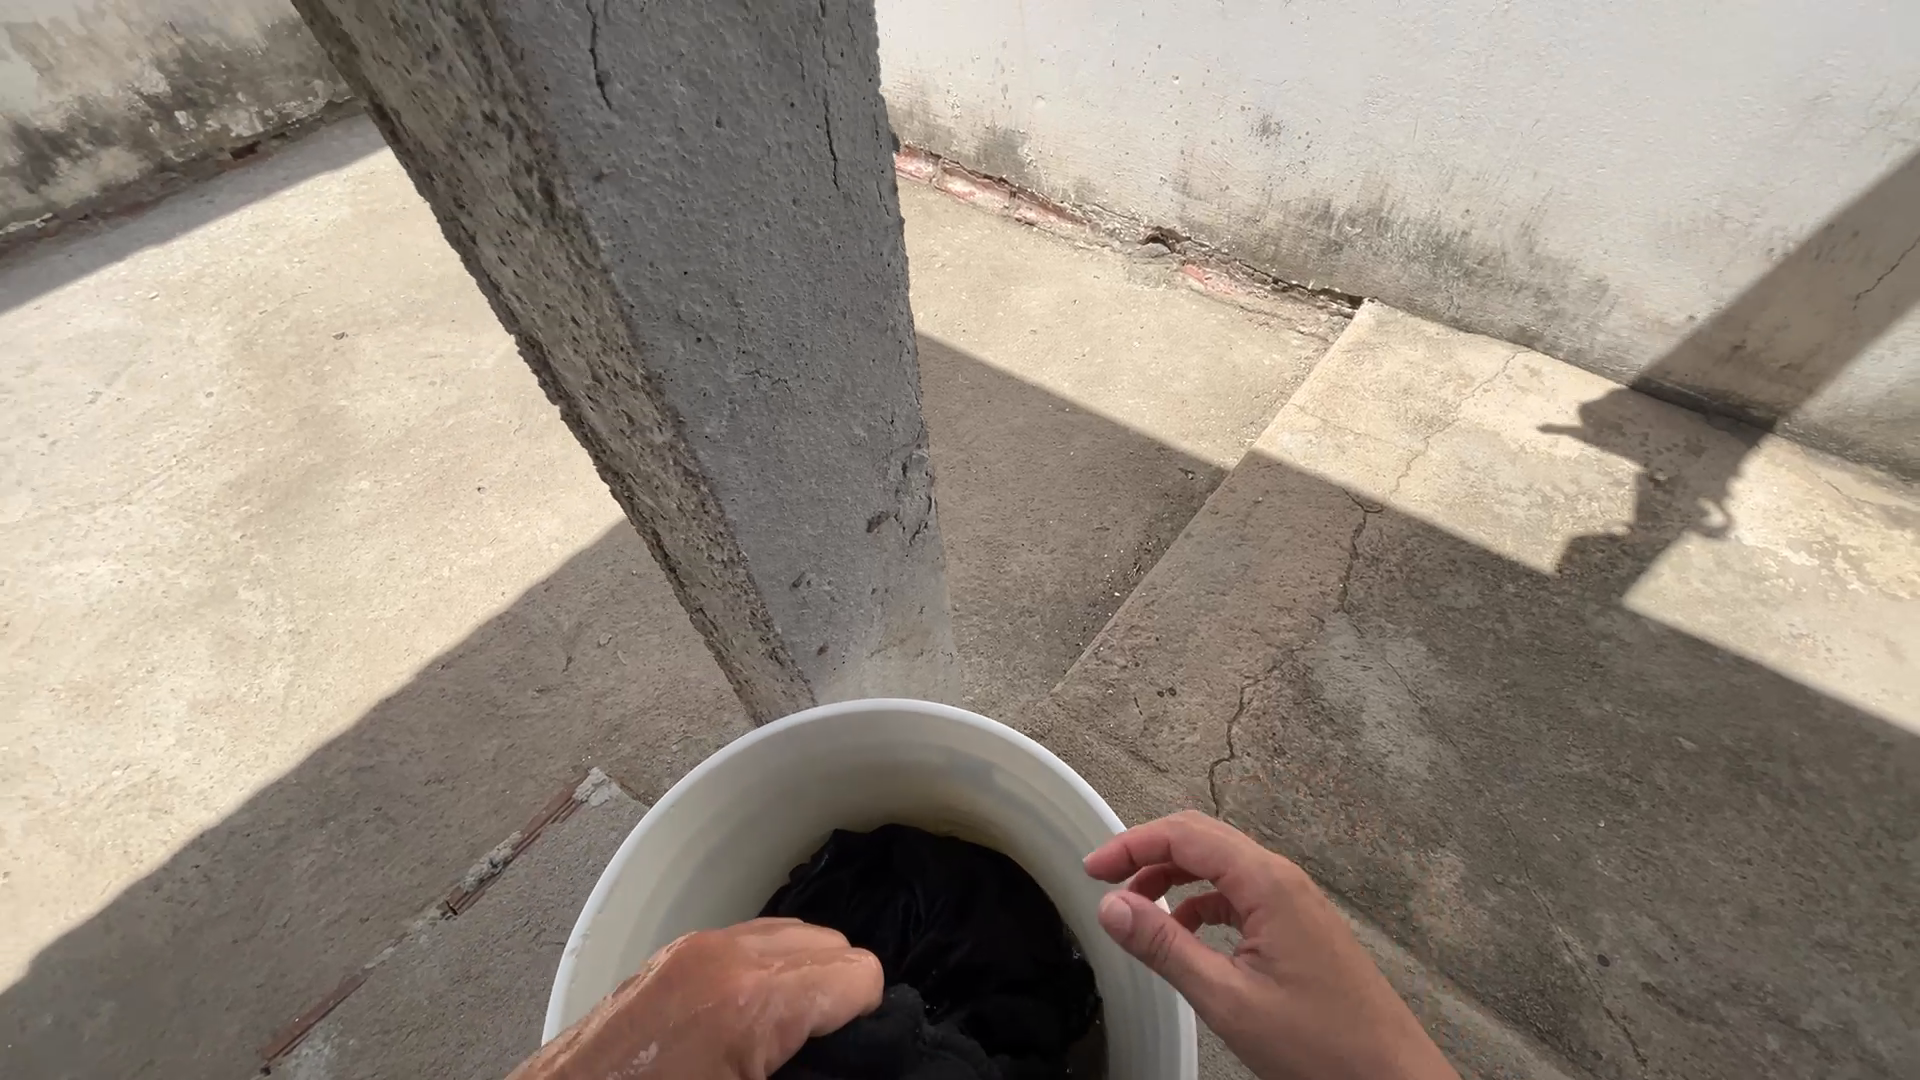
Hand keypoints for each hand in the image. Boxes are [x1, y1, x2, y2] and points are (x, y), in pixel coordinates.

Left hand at [509, 918, 882, 1079]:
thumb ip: (808, 1074)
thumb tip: (847, 1059)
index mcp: (750, 1004)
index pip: (858, 973)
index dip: (867, 1018)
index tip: (855, 1052)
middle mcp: (728, 957)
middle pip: (834, 944)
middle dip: (839, 997)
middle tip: (820, 1050)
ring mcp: (698, 947)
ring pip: (796, 933)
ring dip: (806, 978)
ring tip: (788, 1038)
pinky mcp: (676, 952)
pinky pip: (754, 938)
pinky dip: (770, 969)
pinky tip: (753, 1020)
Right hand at [1084, 811, 1457, 1079]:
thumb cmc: (1320, 1049)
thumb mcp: (1229, 1000)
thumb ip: (1165, 947)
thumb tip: (1111, 907)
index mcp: (1265, 881)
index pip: (1183, 835)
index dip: (1130, 845)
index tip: (1091, 870)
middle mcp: (1279, 876)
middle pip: (1200, 837)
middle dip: (1148, 852)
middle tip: (1106, 880)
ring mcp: (1292, 898)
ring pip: (1218, 862)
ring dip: (1172, 875)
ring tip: (1137, 909)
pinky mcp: (1298, 923)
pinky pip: (1238, 891)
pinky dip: (1200, 900)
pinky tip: (1184, 932)